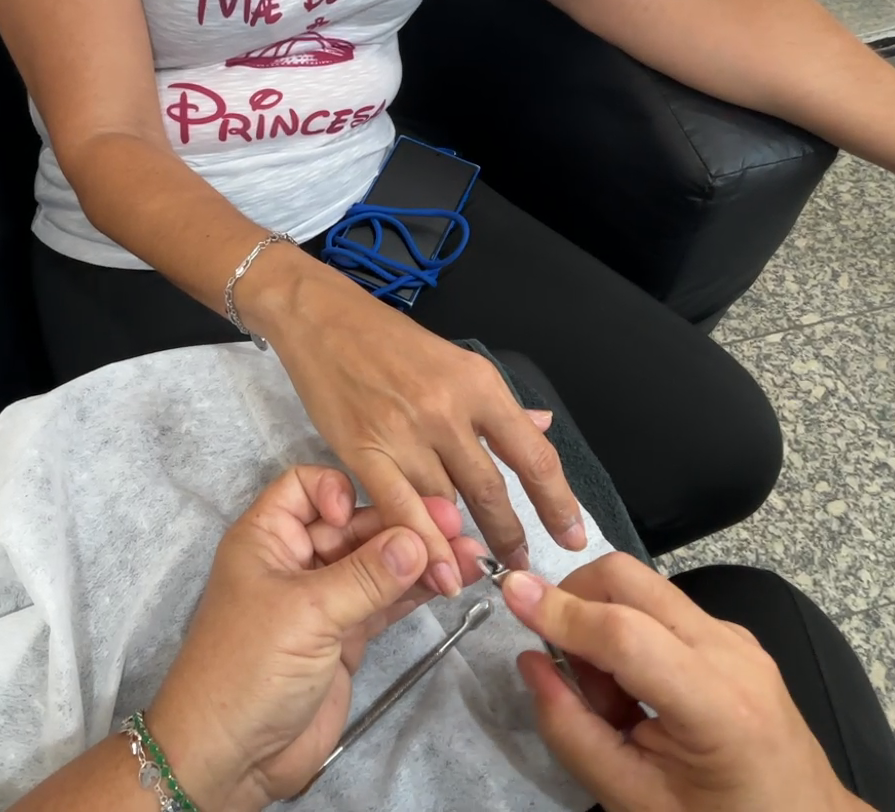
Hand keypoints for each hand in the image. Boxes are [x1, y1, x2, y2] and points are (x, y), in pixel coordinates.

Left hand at [146, 466, 488, 811]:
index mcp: (268, 536)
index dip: (338, 490)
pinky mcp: (344, 634)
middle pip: (352, 525)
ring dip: (417, 558)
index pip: (306, 487)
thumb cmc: (249, 666)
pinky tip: (447, 582)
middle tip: (452, 525)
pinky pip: (383, 601)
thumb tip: (416, 541)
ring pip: (375, 564)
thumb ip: (366, 576)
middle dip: (399, 525)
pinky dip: (413, 592)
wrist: (231, 755)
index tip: (366, 510)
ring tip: (466, 554)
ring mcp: (322, 597)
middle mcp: (296, 558)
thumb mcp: (307, 612)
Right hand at [242, 249, 583, 593]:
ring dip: (465, 542)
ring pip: (447, 504)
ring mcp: (404, 433)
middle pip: (492, 490)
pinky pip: (402, 508)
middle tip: (520, 564)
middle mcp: (448, 411)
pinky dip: (424, 546)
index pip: (534, 455)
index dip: (558, 504)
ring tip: (476, 568)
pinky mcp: (363, 449)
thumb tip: (542, 426)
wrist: (323, 319)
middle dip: (510, 536)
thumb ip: (496, 402)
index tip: (572, 537)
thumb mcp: (453, 359)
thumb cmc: (386, 337)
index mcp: (478, 384)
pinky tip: (440, 574)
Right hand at [500, 554, 863, 811]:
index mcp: (720, 707)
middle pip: (627, 578)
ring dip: (597, 617)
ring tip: (607, 693)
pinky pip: (656, 604)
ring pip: (637, 585)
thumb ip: (571, 731)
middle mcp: (731, 652)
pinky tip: (634, 686)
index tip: (506, 592)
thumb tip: (530, 660)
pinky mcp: (729, 634)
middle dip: (572, 597)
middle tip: (563, 662)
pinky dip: (623, 626)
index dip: (560, 610)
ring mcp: (734, 637)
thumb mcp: (635, 802)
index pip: (625, 634)